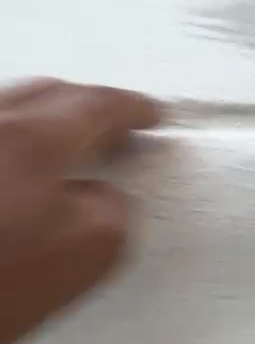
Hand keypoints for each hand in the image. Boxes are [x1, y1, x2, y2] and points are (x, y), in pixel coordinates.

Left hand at [0, 79, 160, 343]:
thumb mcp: (93, 249)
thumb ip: (111, 204)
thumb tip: (94, 191)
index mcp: (28, 140)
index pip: (94, 105)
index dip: (132, 109)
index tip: (150, 117)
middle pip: (34, 94)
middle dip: (80, 107)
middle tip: (109, 129)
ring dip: (28, 124)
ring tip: (50, 151)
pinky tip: (3, 172)